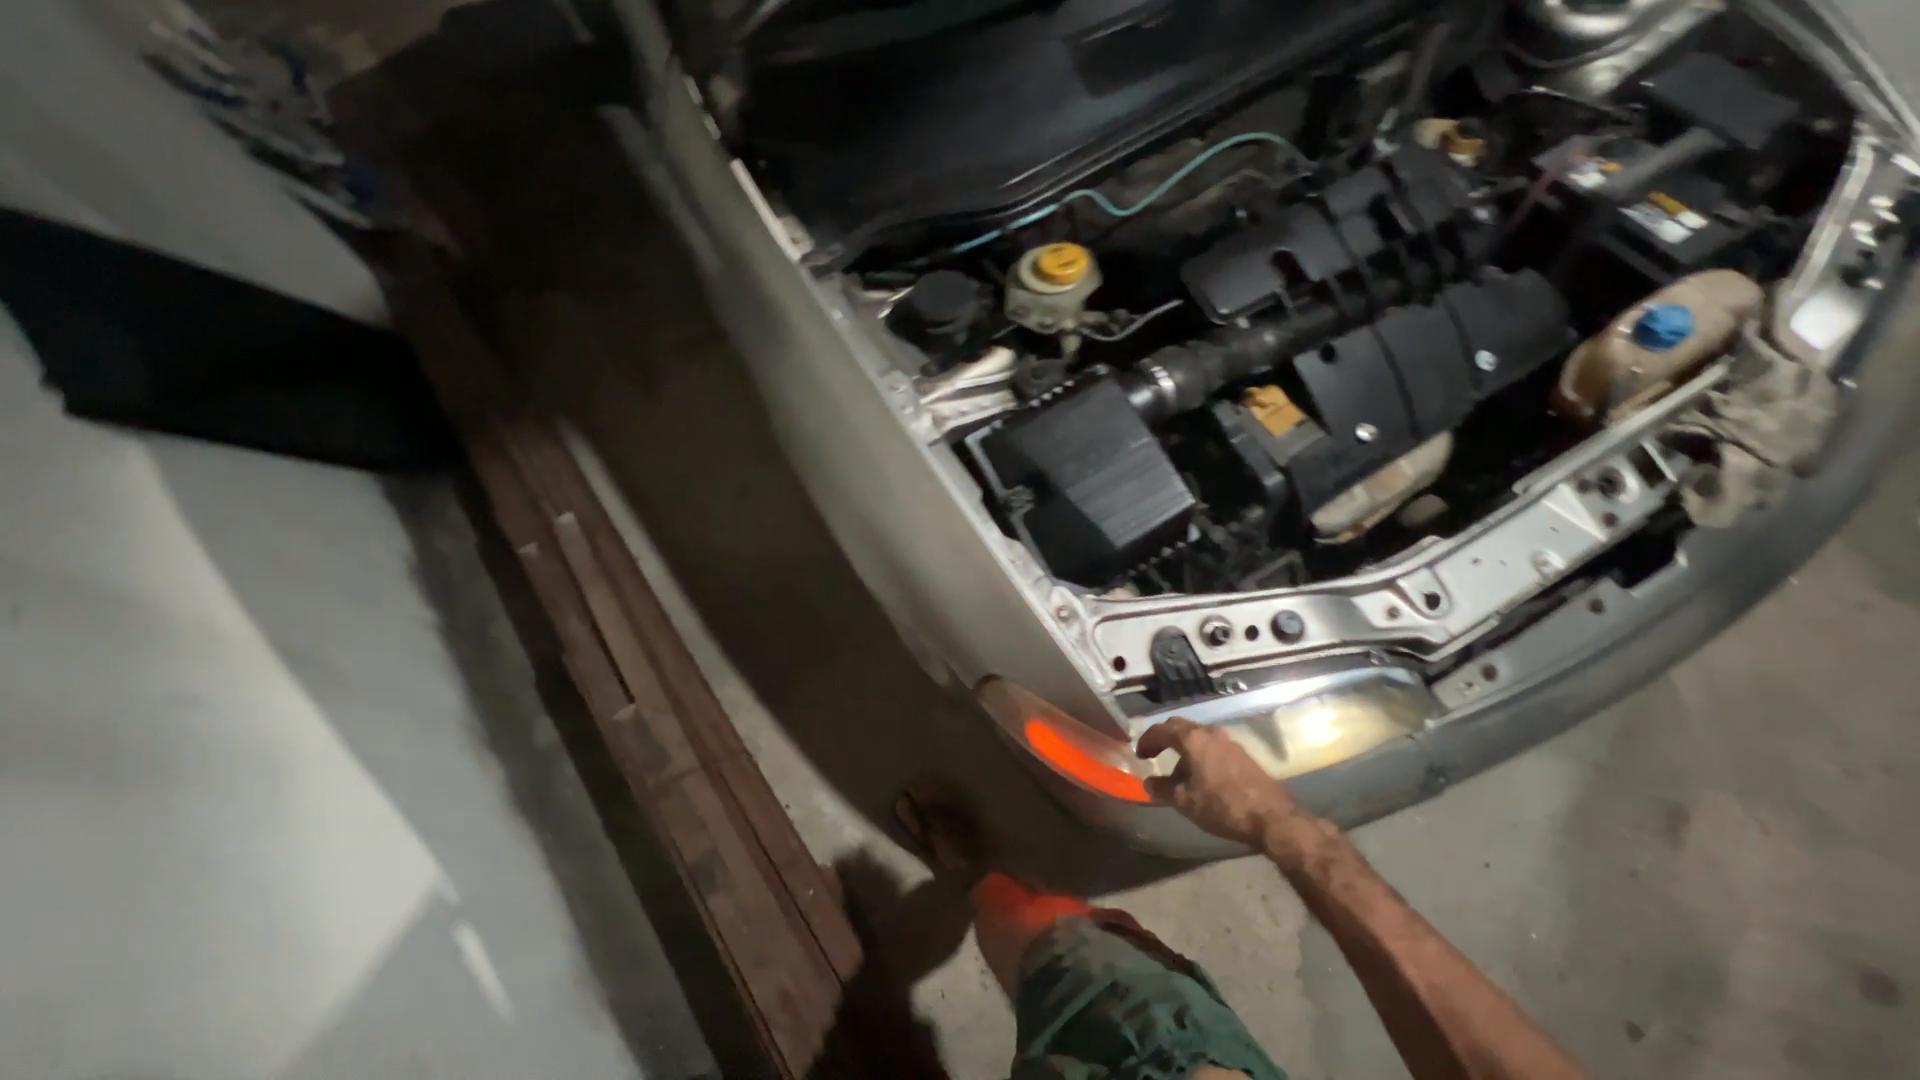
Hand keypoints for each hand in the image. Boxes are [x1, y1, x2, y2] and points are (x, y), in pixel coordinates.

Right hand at [1136, 719, 1328, 858]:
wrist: (1271, 816)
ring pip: (1200, 737)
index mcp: (1193, 739)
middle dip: (1165, 739)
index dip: (1147, 740)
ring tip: (1178, 772)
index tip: (1140, 755)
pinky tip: (1201, 777)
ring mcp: (1230, 742)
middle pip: (1181, 727)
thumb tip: (1148, 783)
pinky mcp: (1243, 754)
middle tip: (1155, 755)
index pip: (1162, 729)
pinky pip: (1214, 746)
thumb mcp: (1185, 801)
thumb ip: (1162, 789)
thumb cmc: (1222, 806)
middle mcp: (1212, 733)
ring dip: (1185, 749)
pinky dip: (1201, 754)